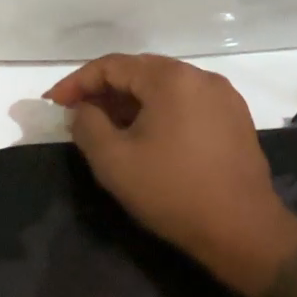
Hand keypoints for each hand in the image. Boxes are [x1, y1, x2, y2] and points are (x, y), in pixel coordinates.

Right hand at [43, 54, 280, 257]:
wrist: (242, 231)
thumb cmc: (172, 191)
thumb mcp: (112, 160)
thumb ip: (87, 124)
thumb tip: (84, 109)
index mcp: (171, 79)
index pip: (112, 65)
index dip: (77, 82)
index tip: (53, 103)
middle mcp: (201, 77)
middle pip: (140, 71)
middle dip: (104, 90)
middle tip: (76, 114)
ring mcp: (223, 97)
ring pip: (164, 88)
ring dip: (131, 102)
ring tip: (107, 127)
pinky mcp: (235, 119)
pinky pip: (186, 104)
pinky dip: (159, 112)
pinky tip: (145, 137)